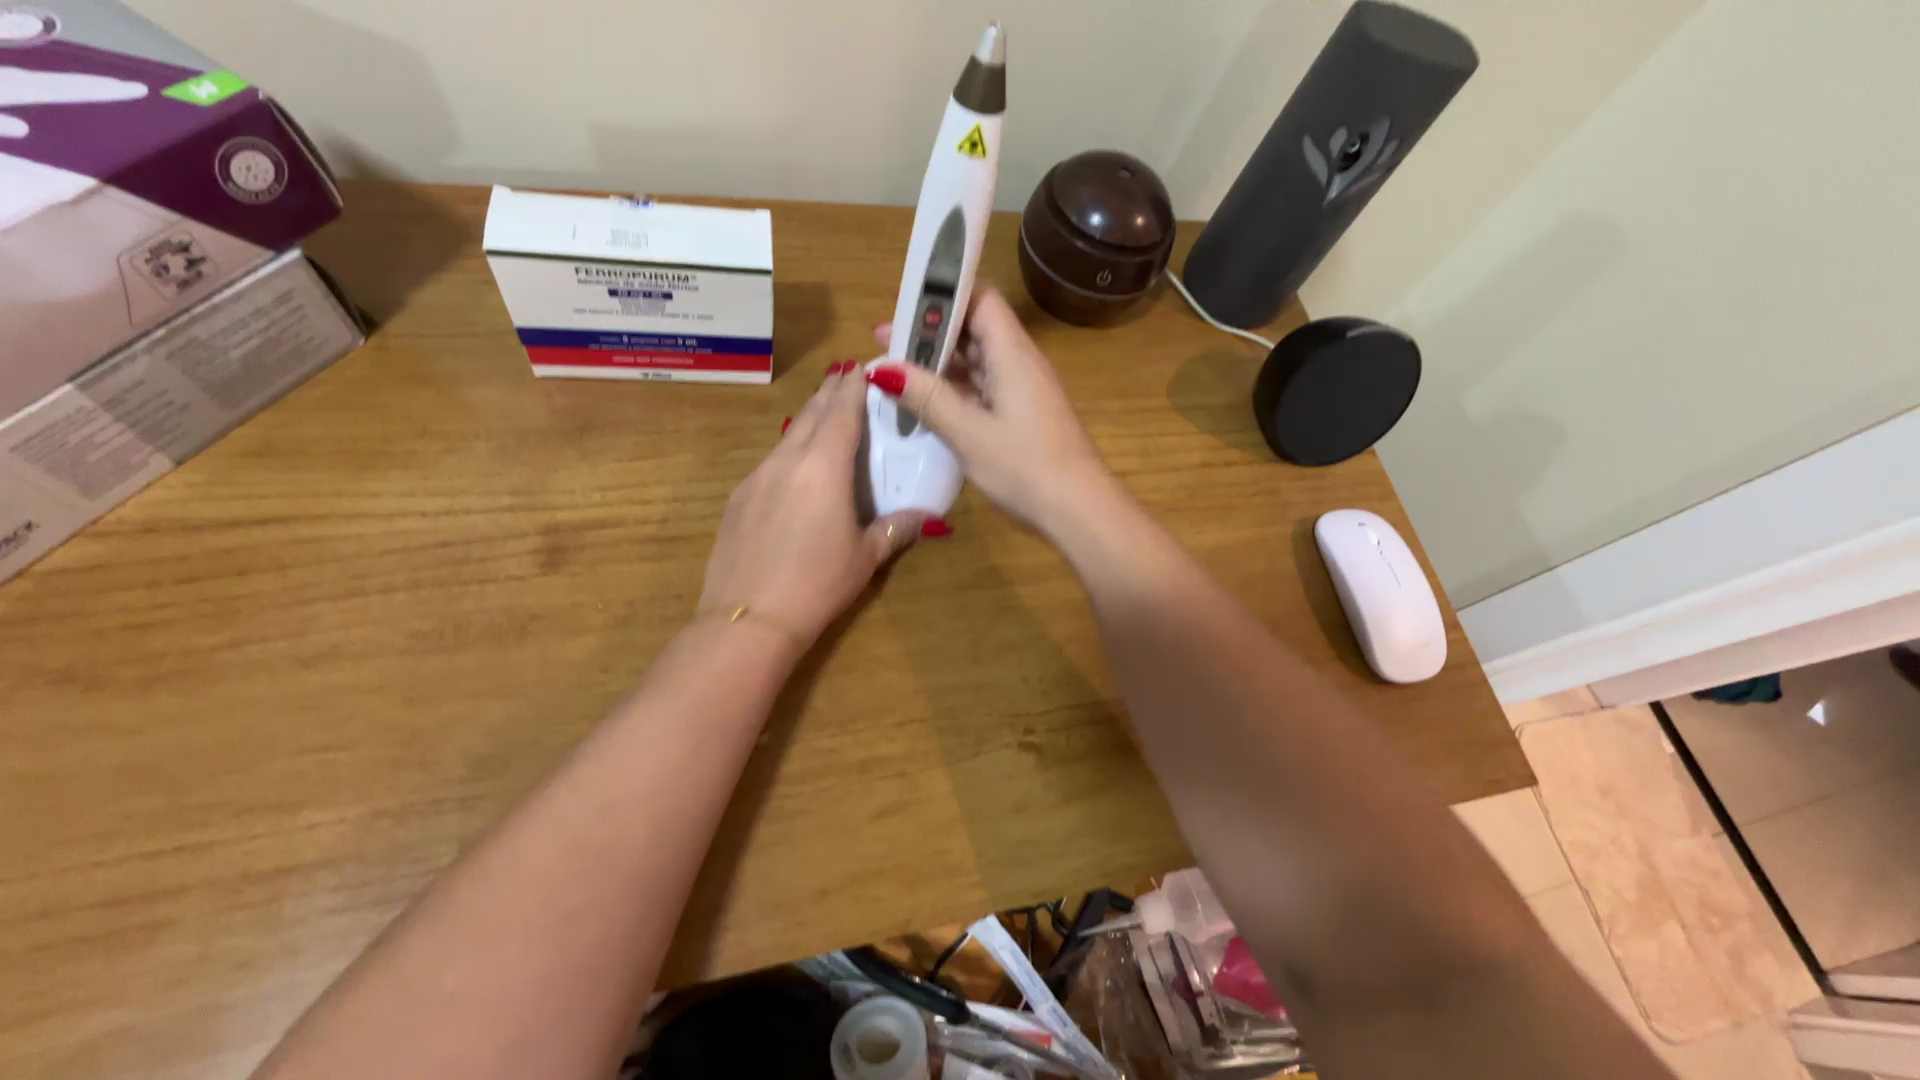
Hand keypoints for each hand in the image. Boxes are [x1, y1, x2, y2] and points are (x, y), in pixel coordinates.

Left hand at [699, 363, 925, 647]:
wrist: (748, 619)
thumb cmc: (818, 585)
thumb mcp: (865, 557)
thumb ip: (896, 528)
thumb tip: (927, 516)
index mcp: (824, 467)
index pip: (842, 412)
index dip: (854, 387)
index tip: (863, 368)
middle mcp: (787, 461)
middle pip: (811, 414)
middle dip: (830, 394)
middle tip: (846, 381)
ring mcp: (756, 477)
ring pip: (787, 437)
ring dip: (809, 423)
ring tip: (825, 421)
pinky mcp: (737, 499)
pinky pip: (769, 463)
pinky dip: (789, 454)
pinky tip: (796, 472)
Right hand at [870, 284, 1116, 531]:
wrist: (1079, 510)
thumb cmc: (1026, 467)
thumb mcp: (969, 433)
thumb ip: (928, 398)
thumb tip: (883, 368)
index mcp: (1013, 354)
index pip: (979, 299)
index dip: (941, 294)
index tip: (901, 303)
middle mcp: (1019, 362)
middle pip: (974, 327)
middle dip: (930, 330)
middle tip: (883, 340)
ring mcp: (1022, 389)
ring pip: (976, 359)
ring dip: (938, 361)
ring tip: (893, 369)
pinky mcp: (1021, 414)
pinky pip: (982, 386)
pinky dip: (952, 387)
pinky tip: (924, 400)